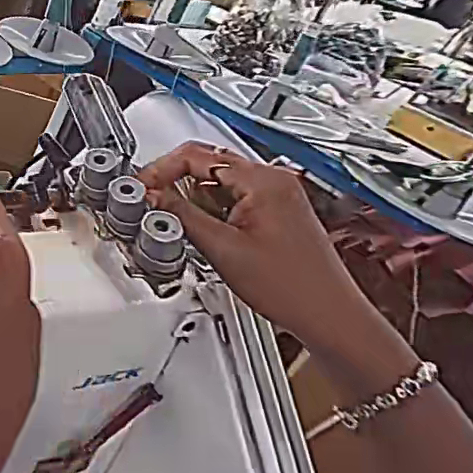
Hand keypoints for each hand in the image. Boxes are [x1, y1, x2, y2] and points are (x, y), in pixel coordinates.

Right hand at [136, 142, 417, 395]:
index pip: (197, 156)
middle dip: (175, 180)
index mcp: (263, 180)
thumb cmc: (292, 288)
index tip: (143, 184)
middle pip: (208, 163)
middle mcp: (273, 180)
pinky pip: (233, 197)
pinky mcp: (277, 210)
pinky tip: (203, 230)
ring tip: (176, 220)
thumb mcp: (222, 249)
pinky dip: (212, 208)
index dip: (162, 169)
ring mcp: (277, 194)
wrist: (330, 316)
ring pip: (218, 181)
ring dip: (193, 196)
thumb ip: (181, 215)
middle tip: (150, 199)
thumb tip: (152, 195)